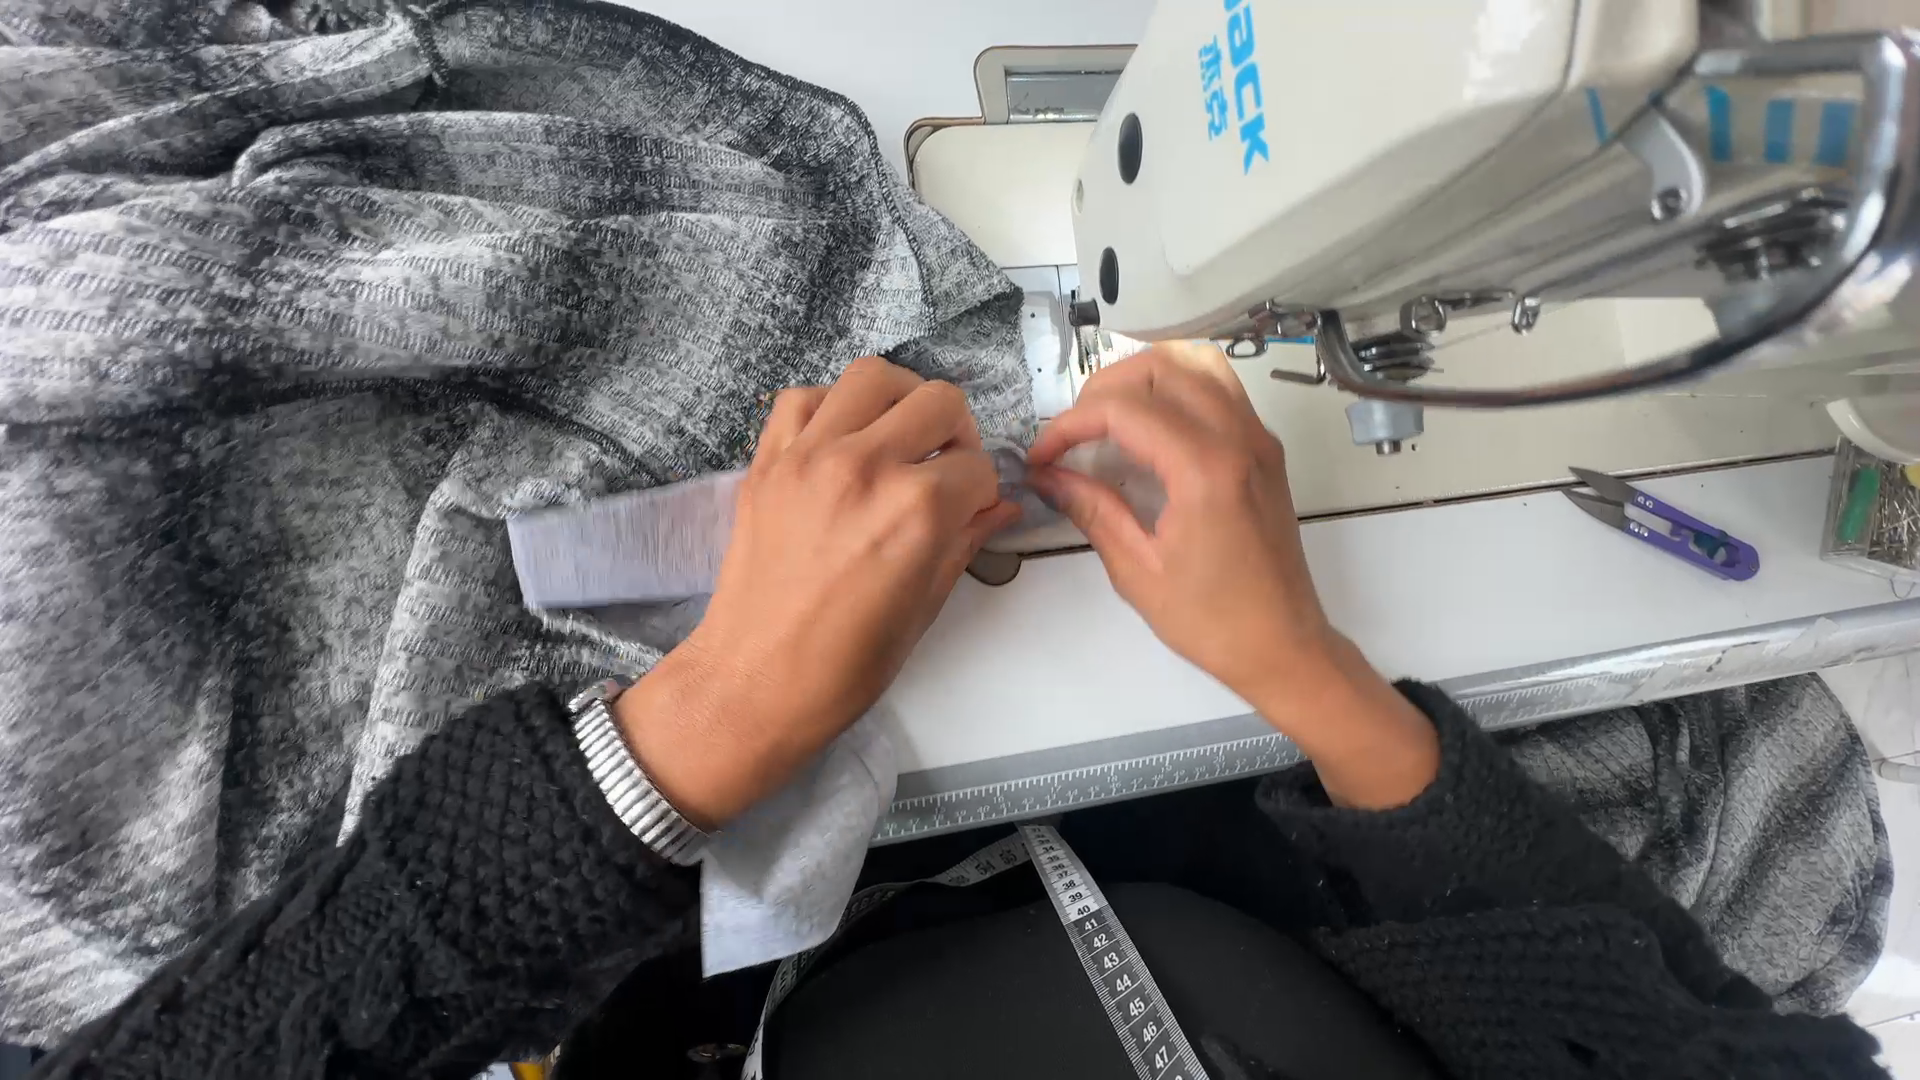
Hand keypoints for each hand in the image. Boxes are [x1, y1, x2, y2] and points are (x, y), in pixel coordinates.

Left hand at [614, 357, 1015, 828]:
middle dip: (957, 433)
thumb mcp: (925, 606)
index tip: (972, 508)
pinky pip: (804, 398)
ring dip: (901, 401)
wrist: (754, 683)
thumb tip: (1002, 506)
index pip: (978, 465)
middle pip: (938, 401)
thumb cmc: (847, 665)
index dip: (984, 488)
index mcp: (916, 509)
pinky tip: (842, 442)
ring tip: (899, 438)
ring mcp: (809, 456)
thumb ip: (966, 540)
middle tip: (946, 468)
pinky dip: (832, 407)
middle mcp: (866, 465)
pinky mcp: (766, 461)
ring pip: (872, 377)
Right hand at [1026, 342, 1436, 807]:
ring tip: (1106, 413)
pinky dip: (1176, 384)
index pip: (1124, 410)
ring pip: (1196, 362)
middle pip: (1159, 368)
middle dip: (1101, 390)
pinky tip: (1149, 420)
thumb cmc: (1211, 620)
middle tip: (1070, 434)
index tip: (1042, 457)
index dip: (1070, 425)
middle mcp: (1238, 438)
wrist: (1283, 646)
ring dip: (1142, 374)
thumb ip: (1091, 509)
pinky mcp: (1264, 449)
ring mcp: (1258, 438)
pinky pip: (1220, 386)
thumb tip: (1047, 476)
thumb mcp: (1137, 570)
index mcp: (1205, 470)